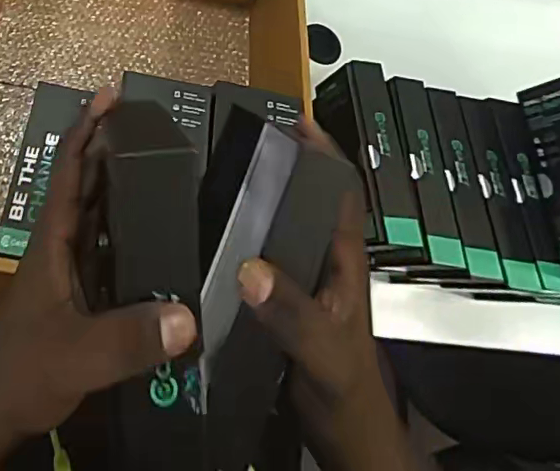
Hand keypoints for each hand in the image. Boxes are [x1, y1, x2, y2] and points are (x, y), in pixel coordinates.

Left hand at [0, 86, 197, 439]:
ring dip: (116, 179)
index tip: (109, 95)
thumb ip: (129, 338)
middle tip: (143, 118)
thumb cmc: (25, 368)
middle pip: (85, 179)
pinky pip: (105, 241)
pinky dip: (125, 223)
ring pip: (95, 208)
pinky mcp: (78, 287)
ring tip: (153, 158)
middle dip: (107, 143)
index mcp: (53, 237)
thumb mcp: (78, 354)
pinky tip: (152, 226)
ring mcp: (68, 263)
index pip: (70, 168)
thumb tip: (189, 316)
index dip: (87, 128)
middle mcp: (60, 240)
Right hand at [237, 159, 410, 470]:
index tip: (292, 120)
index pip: (338, 189)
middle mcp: (321, 260)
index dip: (321, 149)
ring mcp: (302, 278)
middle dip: (281, 162)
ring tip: (218, 170)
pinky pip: (261, 250)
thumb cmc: (347, 396)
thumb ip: (290, 312)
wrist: (345, 438)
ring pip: (283, 222)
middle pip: (306, 197)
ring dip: (259, 194)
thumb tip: (248, 267)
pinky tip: (212, 230)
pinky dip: (241, 230)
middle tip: (239, 136)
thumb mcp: (320, 352)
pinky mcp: (282, 296)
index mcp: (340, 259)